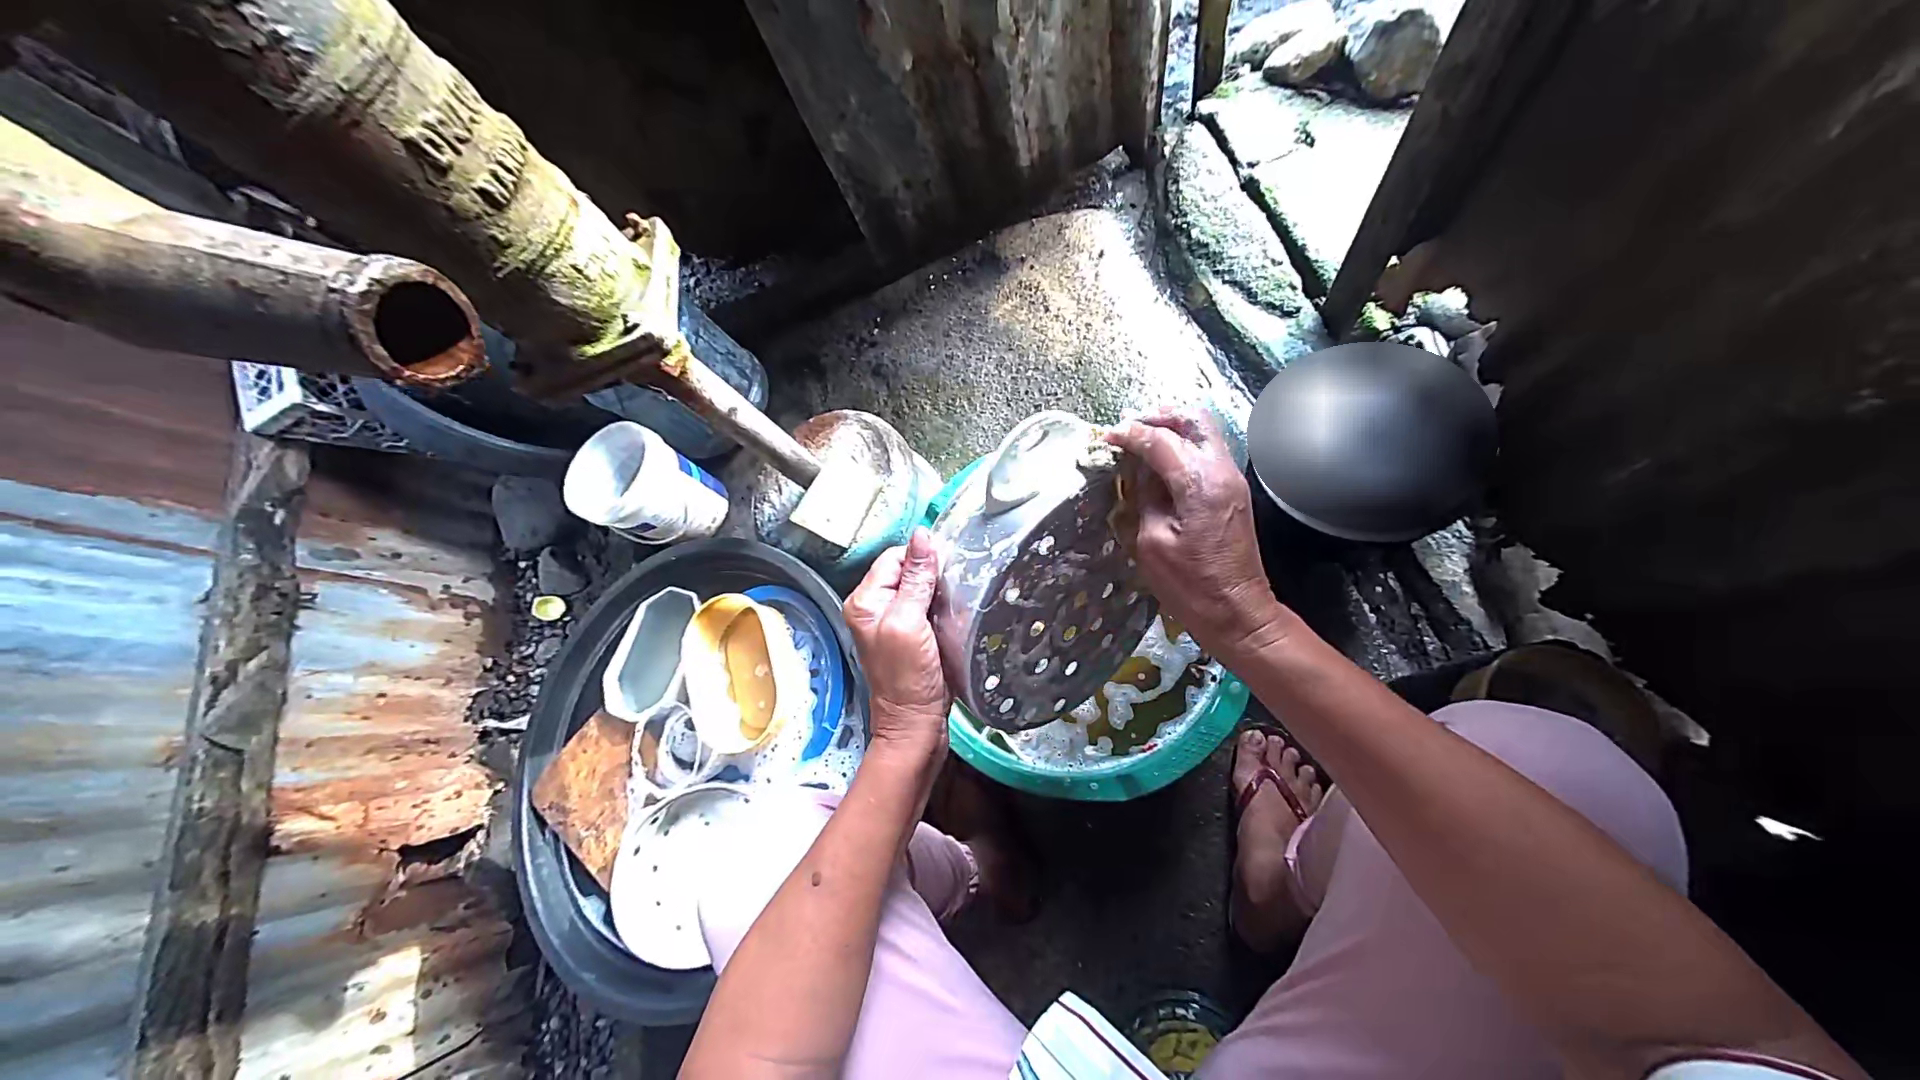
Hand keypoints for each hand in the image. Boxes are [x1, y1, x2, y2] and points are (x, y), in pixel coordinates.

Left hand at [842, 527, 950, 762]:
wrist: (916, 726)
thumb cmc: (907, 681)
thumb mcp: (909, 623)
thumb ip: (915, 579)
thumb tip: (923, 537)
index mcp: (864, 601)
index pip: (894, 557)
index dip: (920, 557)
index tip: (945, 566)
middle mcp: (875, 608)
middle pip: (908, 570)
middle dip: (932, 574)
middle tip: (952, 587)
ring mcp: (895, 622)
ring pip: (922, 587)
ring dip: (940, 590)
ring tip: (954, 602)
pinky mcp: (914, 635)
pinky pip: (930, 606)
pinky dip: (943, 606)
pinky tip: (953, 615)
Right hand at [1106, 410, 1289, 656]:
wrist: (1237, 611)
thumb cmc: (1190, 585)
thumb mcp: (1152, 542)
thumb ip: (1144, 498)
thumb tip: (1137, 473)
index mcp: (1200, 483)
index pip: (1161, 441)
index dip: (1129, 435)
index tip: (1105, 438)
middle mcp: (1222, 471)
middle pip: (1193, 419)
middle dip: (1157, 418)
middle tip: (1128, 431)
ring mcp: (1232, 480)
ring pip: (1203, 431)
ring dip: (1171, 430)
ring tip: (1140, 442)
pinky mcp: (1233, 492)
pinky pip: (1207, 452)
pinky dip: (1182, 447)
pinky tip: (1159, 463)